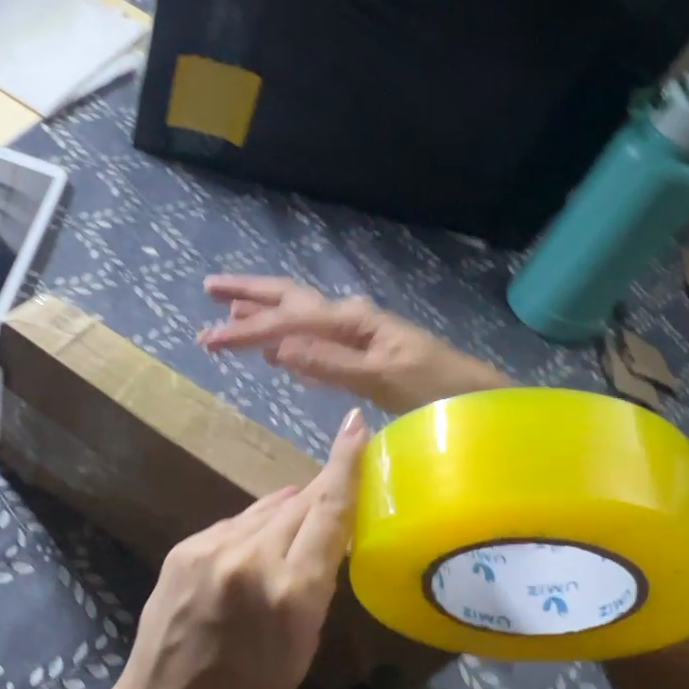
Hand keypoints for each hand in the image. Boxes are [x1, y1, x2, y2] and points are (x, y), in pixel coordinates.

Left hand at [55, 409, 369, 688]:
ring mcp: (211, 549)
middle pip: (298, 504)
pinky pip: (233, 525)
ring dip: (286, 512)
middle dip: (320, 492)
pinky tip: (254, 550)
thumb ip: (313, 582)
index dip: (345, 466)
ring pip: (264, 510)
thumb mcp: (300, 649)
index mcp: (291, 593)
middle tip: (341, 482)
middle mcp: (251, 558)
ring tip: (298, 526)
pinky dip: (252, 530)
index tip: (356, 426)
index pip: (328, 512)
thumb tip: (320, 529)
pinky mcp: (184, 549)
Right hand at [198, 275, 510, 413]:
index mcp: (352, 321)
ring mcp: (359, 335)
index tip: (208, 339)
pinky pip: (316, 339)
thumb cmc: (437, 391)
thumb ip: (331, 364)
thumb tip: (277, 348)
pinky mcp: (364, 355)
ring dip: (265, 313)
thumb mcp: (383, 378)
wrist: (479, 399)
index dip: (245, 330)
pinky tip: (279, 350)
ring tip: (231, 311)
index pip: (288, 321)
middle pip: (291, 300)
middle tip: (209, 288)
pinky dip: (290, 339)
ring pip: (301, 317)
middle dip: (249, 294)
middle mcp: (351, 319)